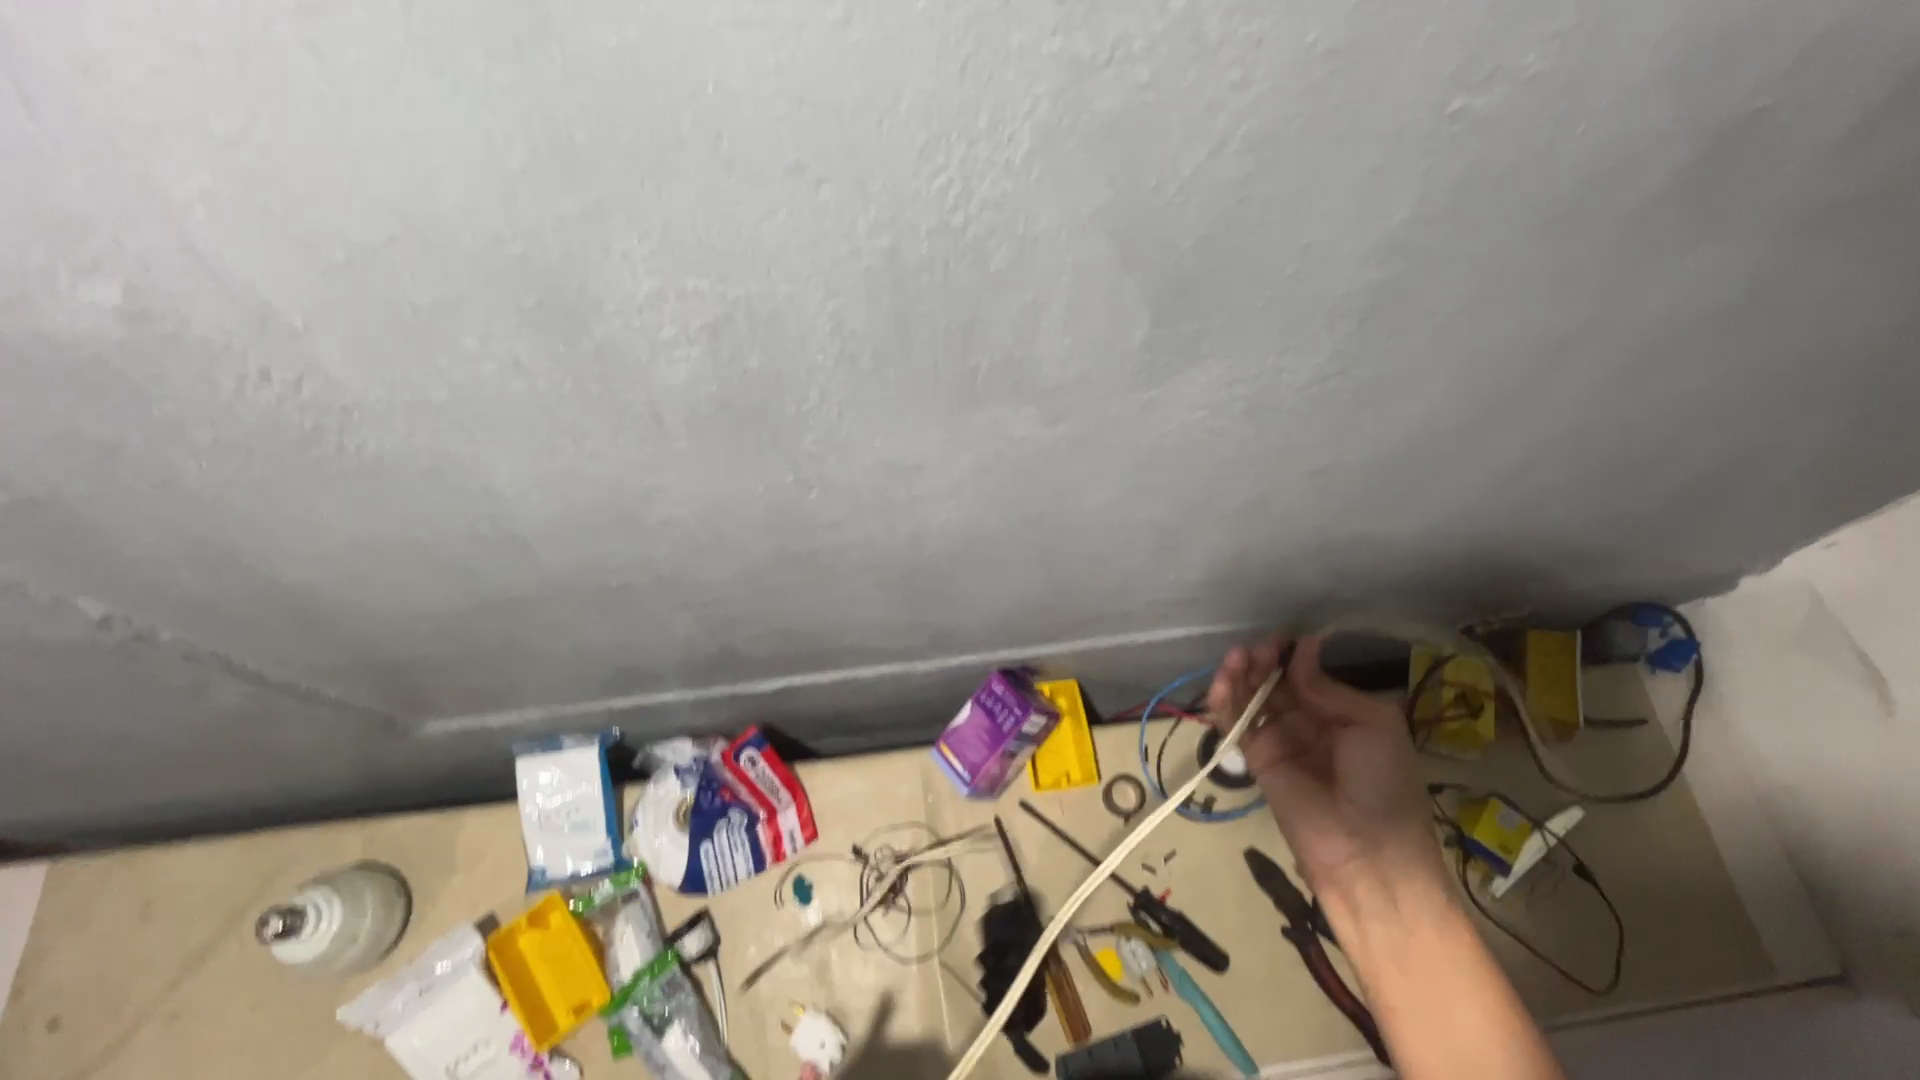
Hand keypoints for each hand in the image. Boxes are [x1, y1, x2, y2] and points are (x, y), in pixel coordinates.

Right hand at [1207, 634, 1443, 900]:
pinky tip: (1224, 680)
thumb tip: (1302, 647)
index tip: (1284, 638)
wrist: (1367, 852)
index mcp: (1342, 713)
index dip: (1293, 655)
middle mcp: (1308, 722)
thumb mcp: (1372, 724)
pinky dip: (1225, 700)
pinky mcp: (1255, 758)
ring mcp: (1280, 740)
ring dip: (1242, 674)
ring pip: (1253, 698)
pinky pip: (1236, 723)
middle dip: (1265, 660)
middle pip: (1276, 682)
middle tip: (1259, 648)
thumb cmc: (1385, 784)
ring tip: (1237, 657)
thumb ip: (1327, 687)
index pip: (1308, 675)